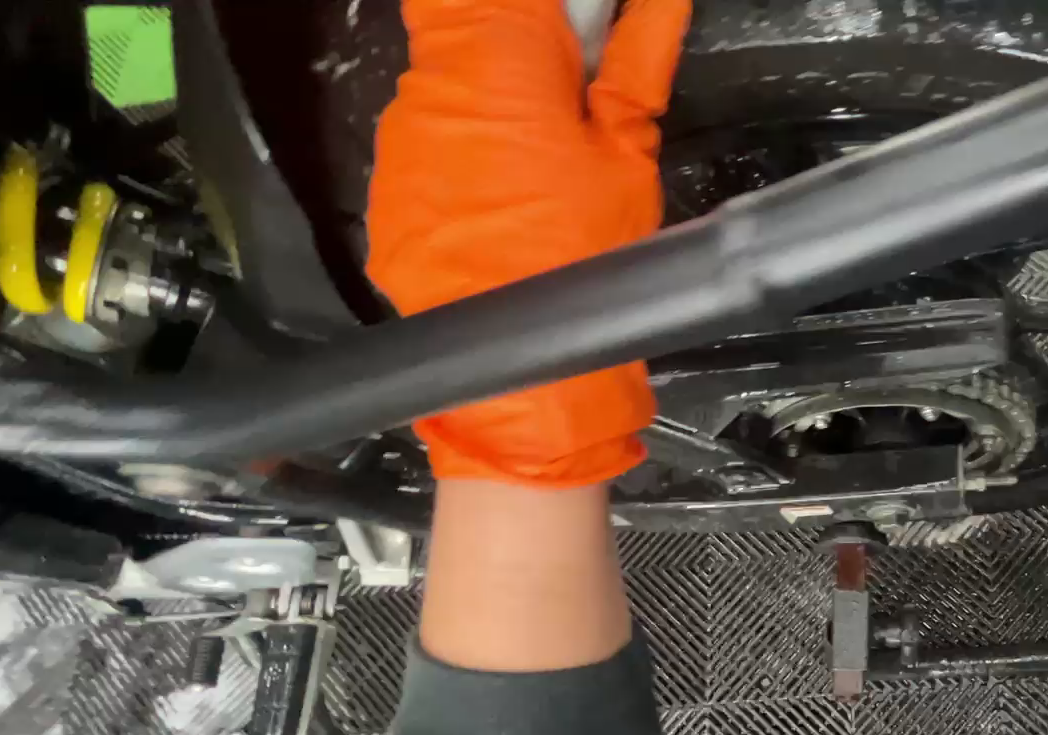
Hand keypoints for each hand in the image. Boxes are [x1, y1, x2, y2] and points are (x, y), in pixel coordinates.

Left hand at [366, 0, 691, 486]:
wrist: (530, 383)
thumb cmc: (594, 265)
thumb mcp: (631, 165)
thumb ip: (633, 71)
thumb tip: (654, 5)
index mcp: (496, 66)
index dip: (551, 11)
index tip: (584, 34)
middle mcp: (427, 88)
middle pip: (464, 19)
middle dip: (524, 47)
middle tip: (578, 104)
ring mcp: (401, 143)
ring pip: (448, 86)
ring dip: (499, 105)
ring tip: (549, 177)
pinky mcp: (392, 193)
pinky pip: (432, 146)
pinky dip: (473, 156)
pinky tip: (513, 214)